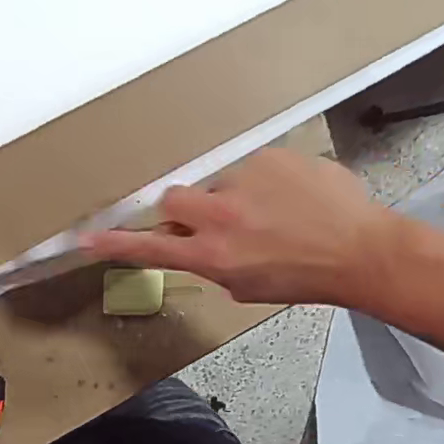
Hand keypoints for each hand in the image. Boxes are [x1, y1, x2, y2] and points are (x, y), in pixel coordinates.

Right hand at [80, 148, 402, 305]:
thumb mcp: (247, 287)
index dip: (115, 243)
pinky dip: (264, 182)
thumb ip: (212, 264)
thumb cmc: (304, 279)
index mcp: (213, 255)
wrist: (357, 250)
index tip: (86, 238)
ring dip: (233, 195)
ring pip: (218, 181)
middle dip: (185, 210)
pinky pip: (252, 167)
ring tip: (273, 212)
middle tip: (216, 221)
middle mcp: (221, 215)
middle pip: (172, 199)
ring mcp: (245, 180)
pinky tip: (291, 197)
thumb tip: (194, 246)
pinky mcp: (269, 157)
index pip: (151, 247)